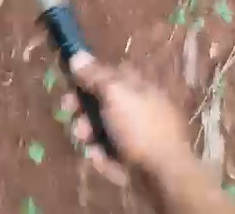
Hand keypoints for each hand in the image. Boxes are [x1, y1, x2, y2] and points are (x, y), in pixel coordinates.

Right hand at [60, 54, 195, 186]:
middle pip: (100, 101)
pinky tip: (102, 160)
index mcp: (138, 86)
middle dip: (81, 109)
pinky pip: (110, 151)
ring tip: (85, 142)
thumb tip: (78, 56)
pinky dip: (103, 155)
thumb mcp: (114, 93)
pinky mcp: (135, 158)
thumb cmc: (140, 128)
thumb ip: (94, 74)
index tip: (69, 84)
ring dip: (87, 134)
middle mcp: (138, 107)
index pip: (107, 72)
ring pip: (102, 128)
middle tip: (68, 113)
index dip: (86, 76)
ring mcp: (138, 134)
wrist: (167, 178)